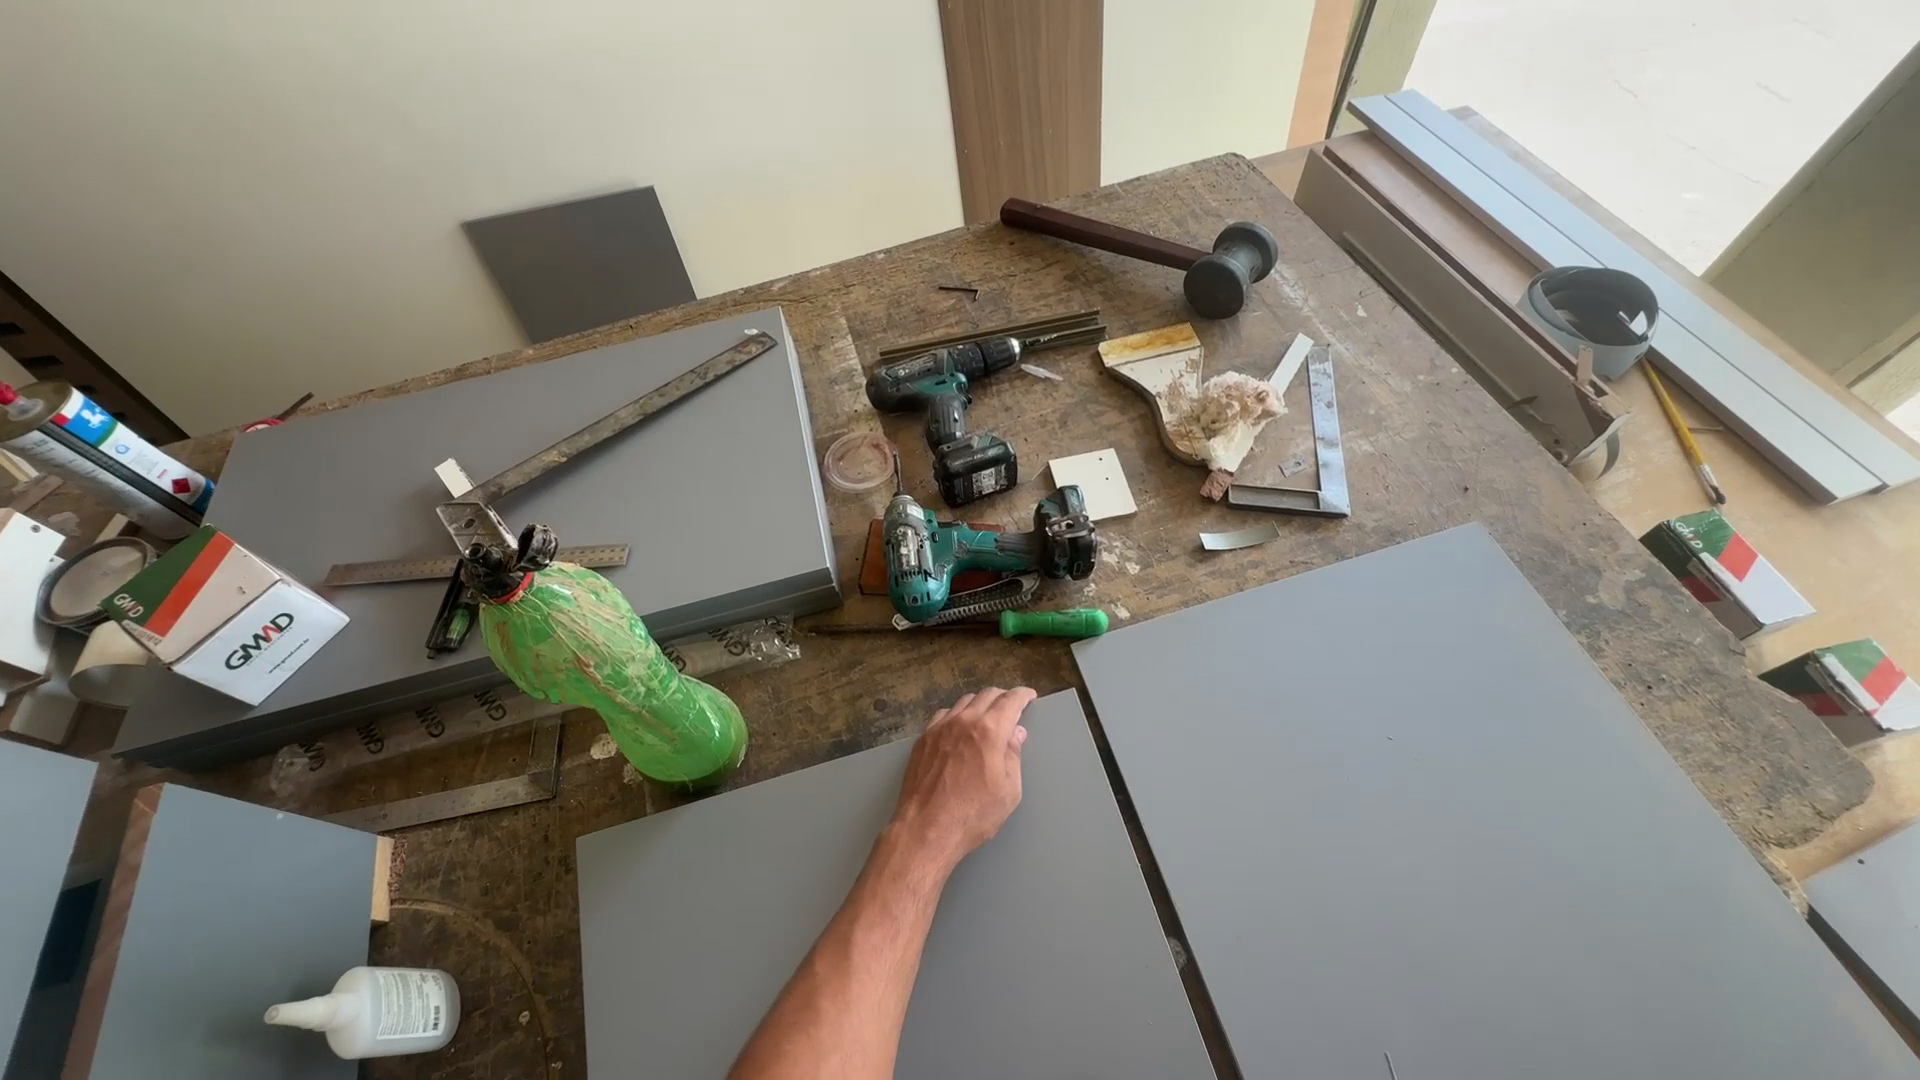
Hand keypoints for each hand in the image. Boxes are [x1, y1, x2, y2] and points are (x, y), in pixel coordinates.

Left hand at [890, 687, 1034, 873]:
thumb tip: (1015, 734)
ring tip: (986, 716)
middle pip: (987, 695)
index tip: (1029, 696)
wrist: (926, 829)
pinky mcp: (923, 739)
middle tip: (1011, 707)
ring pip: (963, 702)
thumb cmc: (972, 815)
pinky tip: (959, 727)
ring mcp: (939, 728)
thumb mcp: (1008, 790)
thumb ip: (1014, 756)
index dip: (1023, 695)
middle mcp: (963, 721)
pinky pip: (943, 715)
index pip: (1010, 701)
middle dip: (1003, 697)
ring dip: (979, 704)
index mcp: (989, 731)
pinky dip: (957, 714)